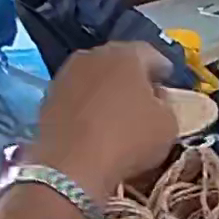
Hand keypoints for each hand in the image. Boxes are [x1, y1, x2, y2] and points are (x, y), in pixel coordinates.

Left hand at [21, 42, 177, 198]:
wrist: (73, 165)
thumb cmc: (130, 140)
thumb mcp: (168, 126)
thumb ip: (166, 106)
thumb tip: (156, 99)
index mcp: (127, 55)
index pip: (151, 53)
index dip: (163, 67)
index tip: (169, 78)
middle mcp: (93, 55)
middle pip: (119, 61)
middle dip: (134, 76)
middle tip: (146, 95)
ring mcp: (67, 74)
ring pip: (96, 77)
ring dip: (108, 90)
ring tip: (120, 111)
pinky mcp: (49, 96)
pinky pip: (79, 96)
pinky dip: (90, 105)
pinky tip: (97, 124)